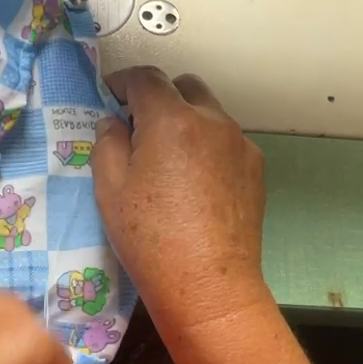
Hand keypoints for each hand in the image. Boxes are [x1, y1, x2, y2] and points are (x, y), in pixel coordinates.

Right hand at [93, 65, 269, 334]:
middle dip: (159, 96)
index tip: (110, 94)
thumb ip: (107, 143)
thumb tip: (114, 122)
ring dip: (185, 122)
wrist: (208, 285)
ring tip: (167, 161)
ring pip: (209, 114)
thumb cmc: (150, 238)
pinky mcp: (254, 169)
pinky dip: (205, 147)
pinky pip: (225, 142)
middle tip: (138, 127)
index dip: (122, 80)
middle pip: (184, 86)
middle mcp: (212, 121)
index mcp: (172, 120)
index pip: (146, 78)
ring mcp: (239, 144)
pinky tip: (193, 185)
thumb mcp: (110, 189)